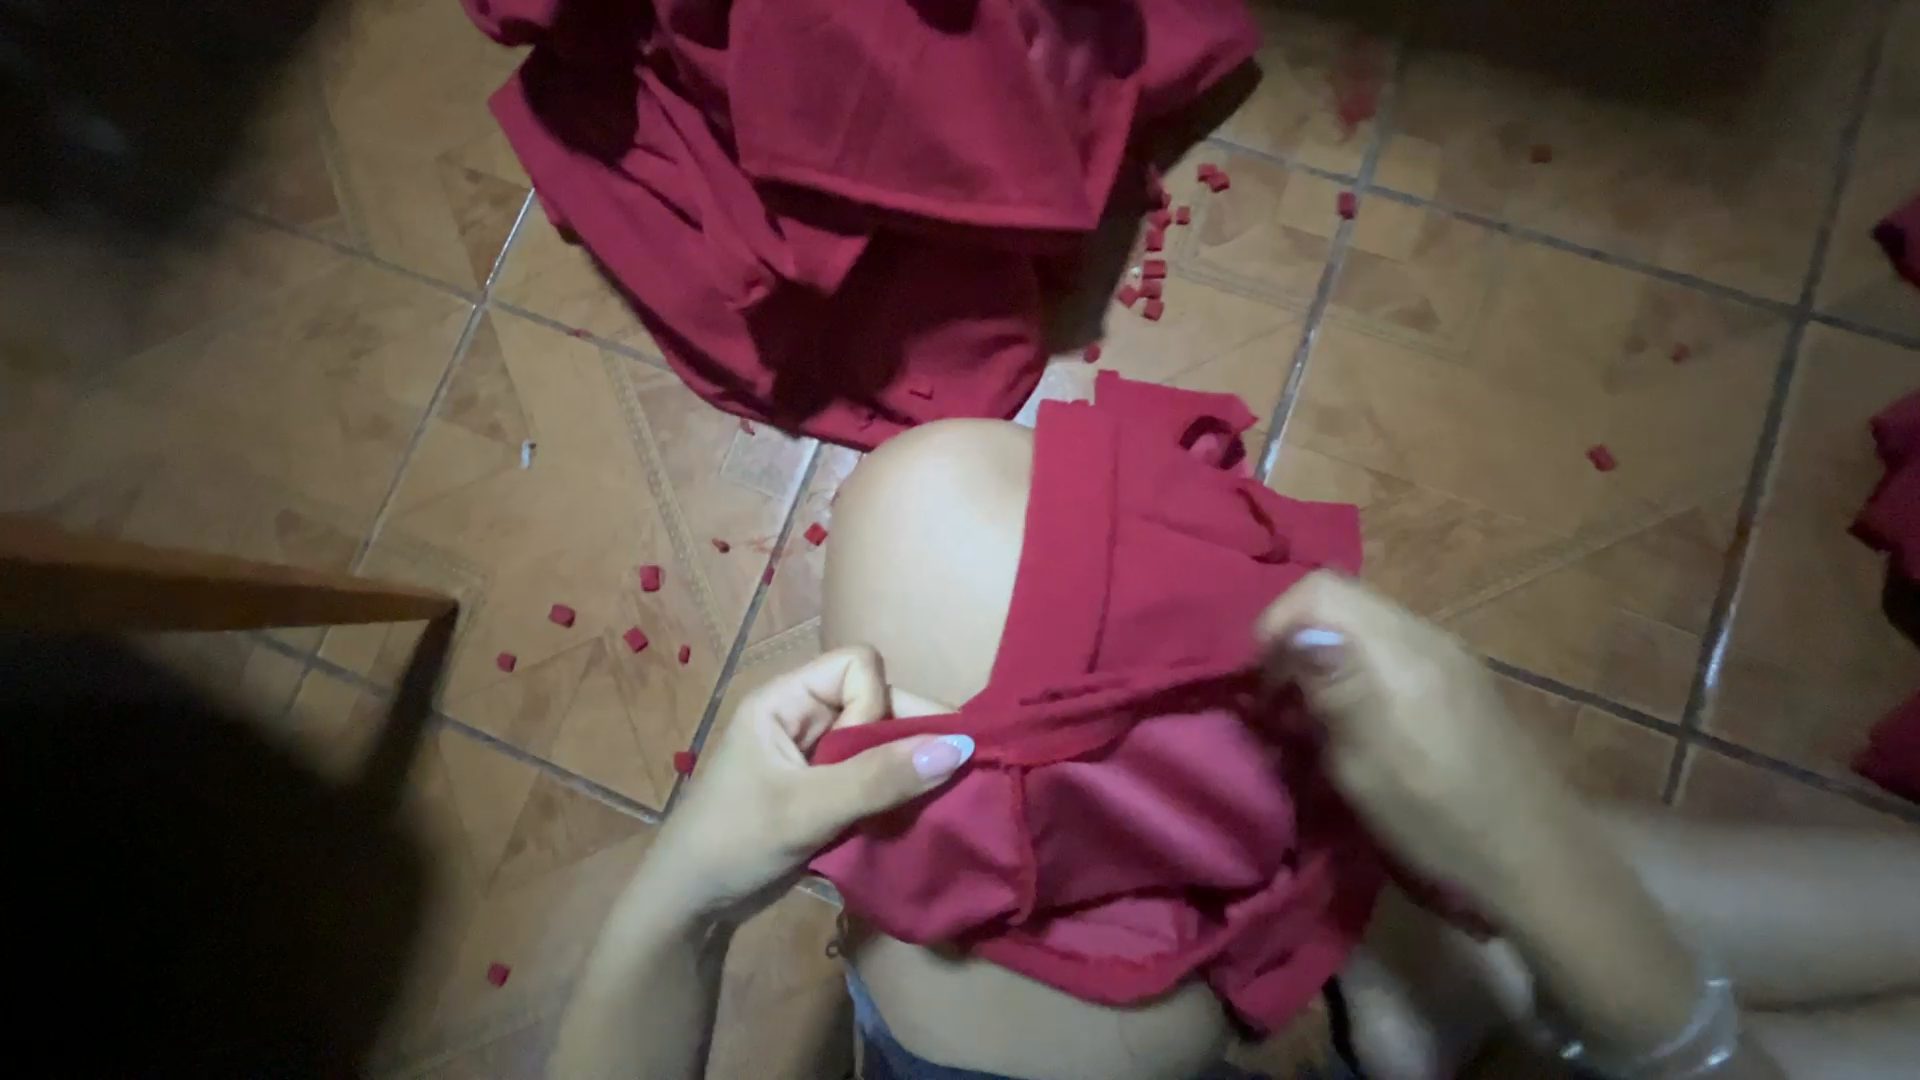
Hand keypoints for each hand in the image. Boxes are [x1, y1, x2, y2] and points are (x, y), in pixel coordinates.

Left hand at [640, 646, 973, 921]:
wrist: (688, 909)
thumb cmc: (733, 843)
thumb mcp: (807, 810)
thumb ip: (880, 778)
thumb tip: (960, 748)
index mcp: (787, 699)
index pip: (857, 666)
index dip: (876, 703)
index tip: (869, 755)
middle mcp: (804, 715)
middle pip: (876, 698)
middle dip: (907, 734)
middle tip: (942, 776)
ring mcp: (814, 753)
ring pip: (880, 738)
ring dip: (905, 766)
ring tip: (933, 797)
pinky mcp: (824, 787)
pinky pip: (873, 770)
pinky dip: (894, 788)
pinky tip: (911, 811)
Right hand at [1256, 571, 1583, 914]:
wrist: (1540, 872)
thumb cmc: (1437, 823)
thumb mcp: (1363, 764)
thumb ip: (1330, 686)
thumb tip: (1295, 627)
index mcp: (1402, 650)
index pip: (1319, 590)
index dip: (1276, 624)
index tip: (1262, 683)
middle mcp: (1426, 638)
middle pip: (1337, 605)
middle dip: (1292, 646)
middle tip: (1277, 706)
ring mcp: (1445, 659)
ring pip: (1357, 631)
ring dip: (1318, 665)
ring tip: (1307, 722)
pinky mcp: (1455, 684)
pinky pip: (1384, 656)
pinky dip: (1350, 678)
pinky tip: (1351, 727)